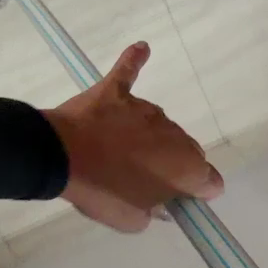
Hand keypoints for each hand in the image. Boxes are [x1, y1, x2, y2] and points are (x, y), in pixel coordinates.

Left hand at [41, 42, 223, 232]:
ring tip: (111, 146)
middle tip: (133, 173)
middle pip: (184, 149)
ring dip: (142, 134)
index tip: (173, 196)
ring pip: (155, 123)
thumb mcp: (133, 219)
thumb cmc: (99, 190)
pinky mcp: (113, 91)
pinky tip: (141, 48)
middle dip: (167, 162)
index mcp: (187, 167)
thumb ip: (153, 208)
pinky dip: (133, 60)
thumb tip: (154, 199)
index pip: (209, 181)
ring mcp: (142, 108)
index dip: (192, 191)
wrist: (58, 156)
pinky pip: (126, 71)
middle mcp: (173, 132)